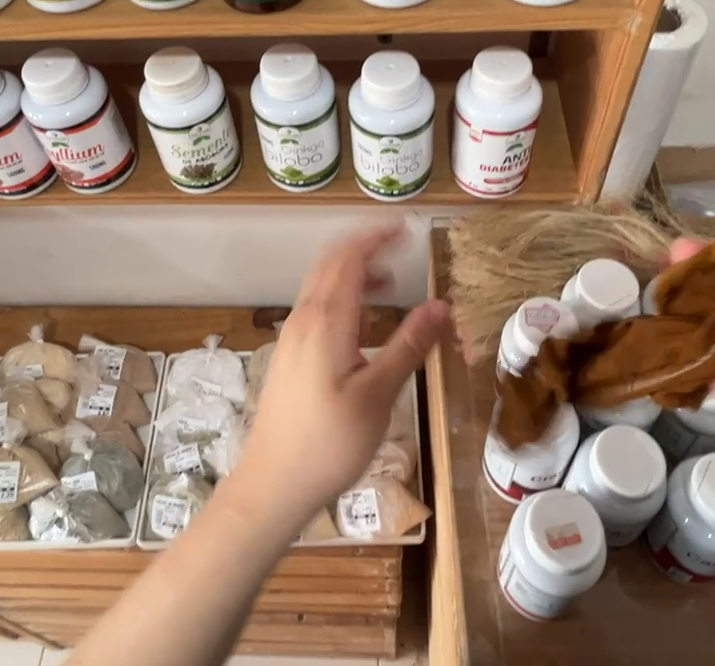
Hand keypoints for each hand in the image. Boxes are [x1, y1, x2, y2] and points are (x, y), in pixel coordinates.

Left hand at [238, 224, 449, 523]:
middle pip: (330, 263)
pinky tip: (362, 323)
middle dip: (365, 247)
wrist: (272, 485)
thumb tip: (442, 305)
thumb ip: (409, 345)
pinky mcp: (290, 355)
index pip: (348, 257)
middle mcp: (303, 319)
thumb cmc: (328, 443)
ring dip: (354, 273)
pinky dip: (342, 296)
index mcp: (324, 321)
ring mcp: (291, 337)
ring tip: (390, 283)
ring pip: (321, 285)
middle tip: (401, 246)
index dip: (376, 236)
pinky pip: (316, 306)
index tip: (406, 229)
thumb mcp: (378, 396)